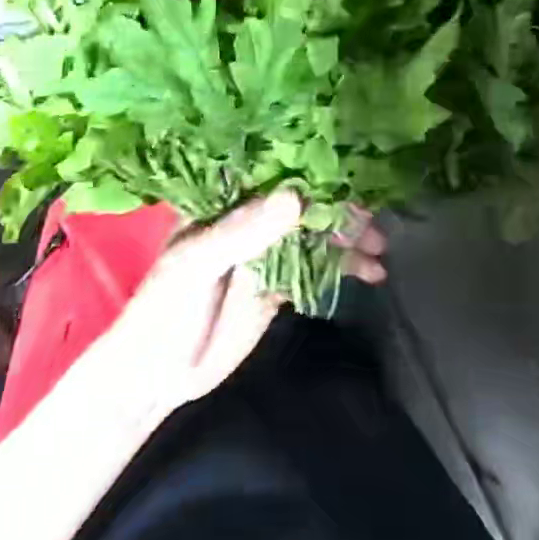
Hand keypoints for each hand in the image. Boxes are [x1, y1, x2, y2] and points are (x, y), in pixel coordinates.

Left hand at [99, 191, 390, 415]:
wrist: (159, 374)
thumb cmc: (164, 308)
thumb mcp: (196, 265)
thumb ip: (241, 233)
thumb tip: (294, 197)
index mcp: (223, 202)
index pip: (270, 171)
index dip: (308, 166)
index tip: (347, 167)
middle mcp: (249, 217)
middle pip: (301, 200)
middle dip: (337, 204)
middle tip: (372, 214)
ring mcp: (266, 250)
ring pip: (315, 232)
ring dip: (347, 236)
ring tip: (379, 246)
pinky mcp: (280, 282)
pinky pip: (318, 266)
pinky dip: (345, 266)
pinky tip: (372, 272)